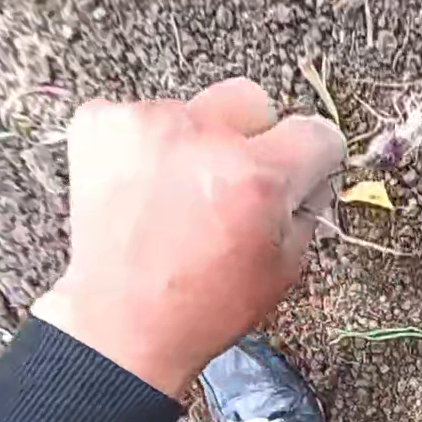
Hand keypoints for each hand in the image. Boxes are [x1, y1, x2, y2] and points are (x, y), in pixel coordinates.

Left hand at [33, 78, 344, 397]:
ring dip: (204, 145)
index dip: (320, 158)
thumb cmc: (209, 305)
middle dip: (260, 138)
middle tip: (244, 184)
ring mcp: (147, 122)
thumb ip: (304, 212)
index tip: (309, 172)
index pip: (317, 132)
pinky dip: (158, 148)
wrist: (126, 320)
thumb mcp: (284, 268)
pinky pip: (150, 117)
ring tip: (188, 198)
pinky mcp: (101, 121)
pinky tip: (154, 192)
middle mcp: (204, 137)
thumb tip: (309, 181)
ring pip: (199, 110)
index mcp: (257, 178)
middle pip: (255, 101)